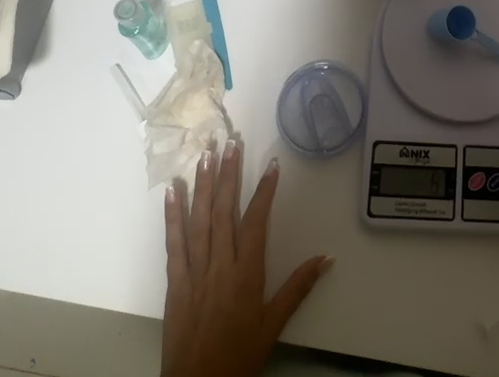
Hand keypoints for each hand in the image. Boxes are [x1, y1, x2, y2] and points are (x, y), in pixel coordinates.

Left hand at [162, 141, 332, 376]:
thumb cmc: (239, 356)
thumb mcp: (273, 325)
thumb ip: (298, 288)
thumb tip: (326, 258)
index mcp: (246, 274)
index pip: (256, 222)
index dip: (263, 191)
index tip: (270, 164)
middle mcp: (219, 266)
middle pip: (224, 211)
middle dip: (228, 174)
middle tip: (230, 142)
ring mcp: (193, 272)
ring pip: (198, 220)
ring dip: (202, 185)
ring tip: (205, 154)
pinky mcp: (174, 282)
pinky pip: (173, 243)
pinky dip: (172, 216)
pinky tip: (172, 192)